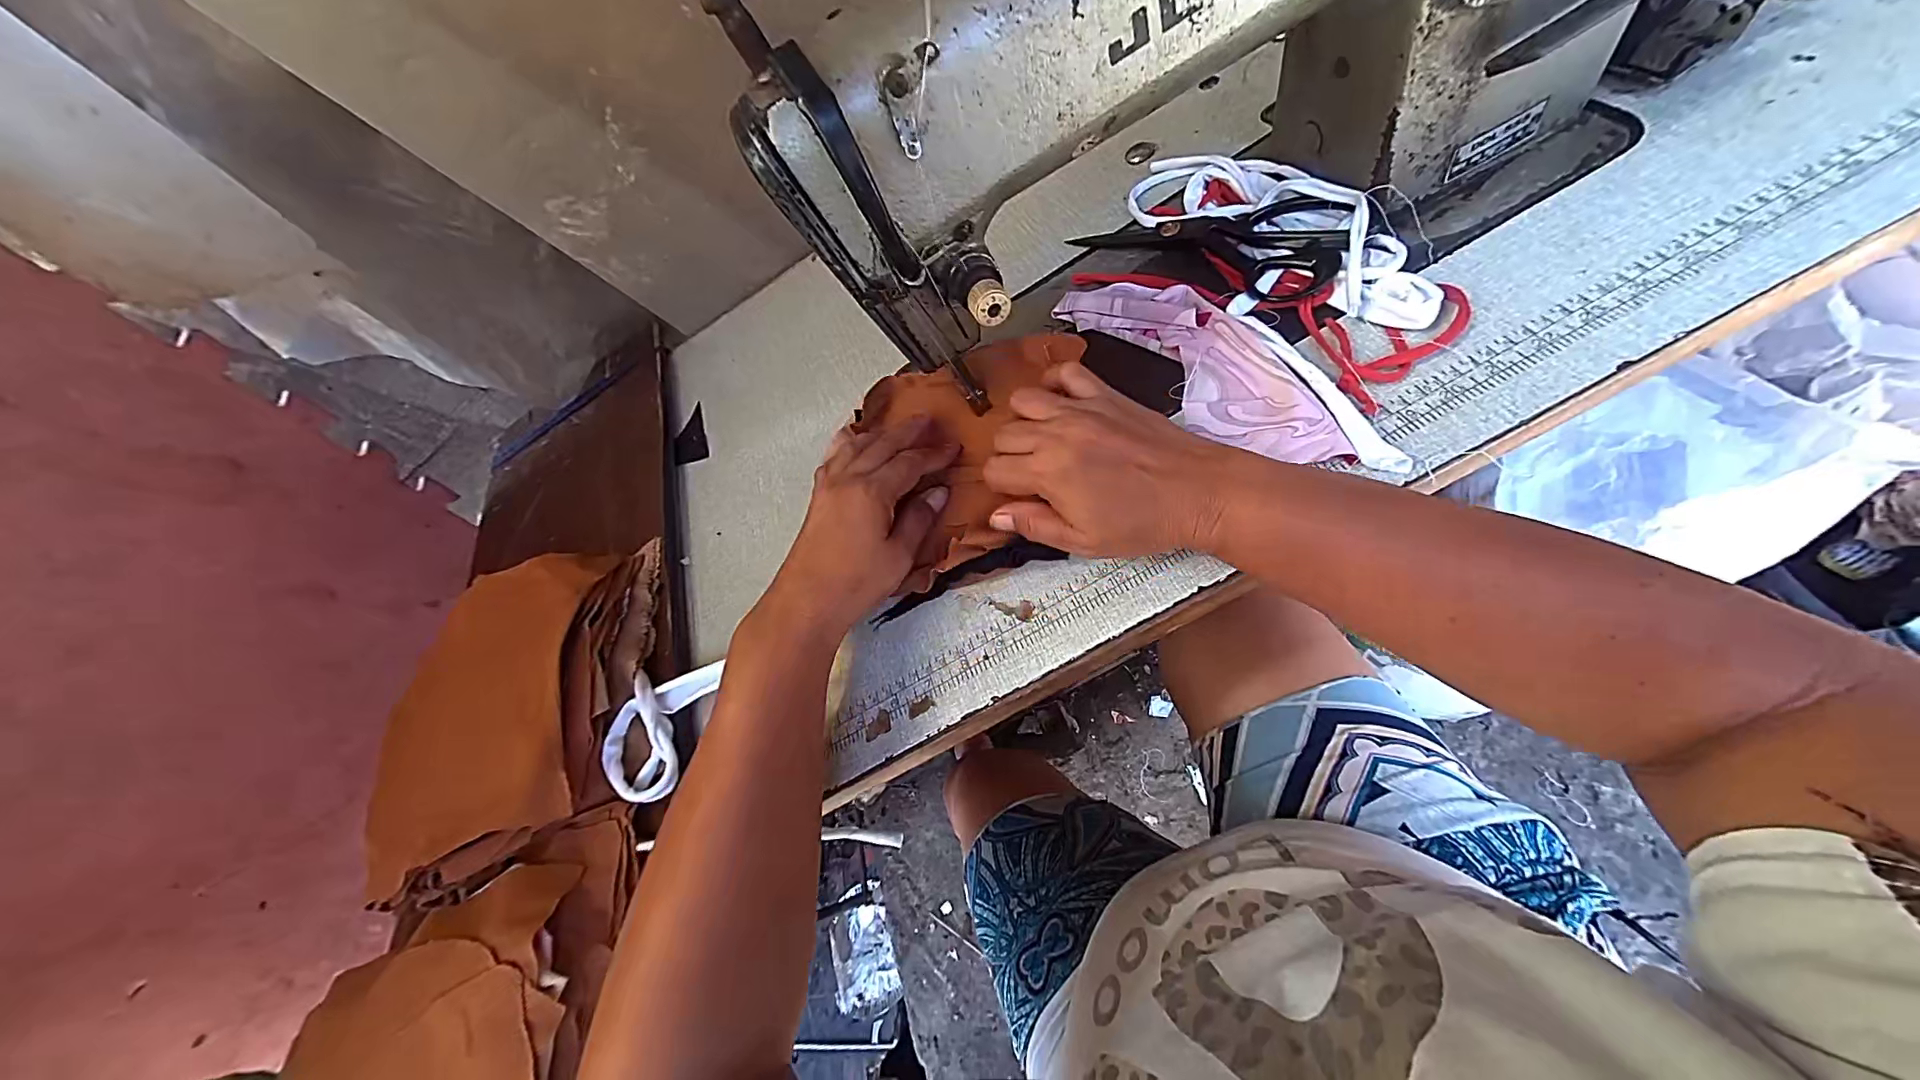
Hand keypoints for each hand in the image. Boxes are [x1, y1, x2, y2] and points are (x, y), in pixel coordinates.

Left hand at [757, 415, 956, 636]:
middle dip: (909, 432)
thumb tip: (937, 493)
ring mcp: (829, 486)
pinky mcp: (819, 497)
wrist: (808, 600)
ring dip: (881, 433)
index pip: (910, 463)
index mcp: (871, 492)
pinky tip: (852, 439)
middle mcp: (848, 480)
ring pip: (857, 445)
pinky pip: (836, 456)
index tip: (951, 448)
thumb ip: (919, 519)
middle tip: (929, 422)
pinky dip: (850, 442)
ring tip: (899, 427)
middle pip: (883, 444)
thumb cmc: (854, 584)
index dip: (933, 454)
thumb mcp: (899, 555)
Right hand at [983, 361, 1240, 556]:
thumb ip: (1035, 526)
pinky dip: (1054, 382)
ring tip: (1040, 440)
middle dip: (1009, 456)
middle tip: (1032, 474)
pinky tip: (1060, 404)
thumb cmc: (1145, 522)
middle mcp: (1057, 433)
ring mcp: (1081, 409)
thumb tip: (998, 517)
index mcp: (1048, 472)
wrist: (1198, 492)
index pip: (994, 470)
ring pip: (1023, 400)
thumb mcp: (1083, 541)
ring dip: (1023, 420)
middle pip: (1004, 435)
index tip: (1020, 496)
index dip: (1002, 487)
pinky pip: (1066, 372)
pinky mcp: (1105, 395)